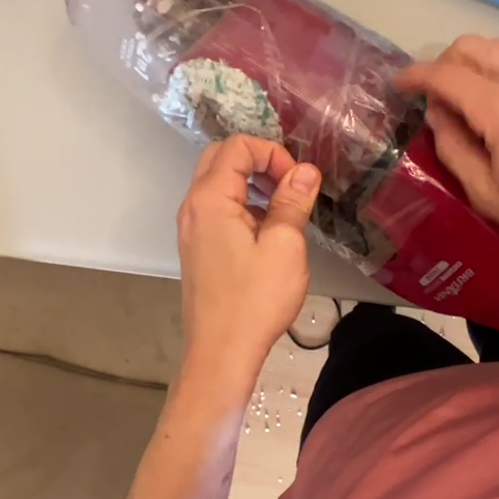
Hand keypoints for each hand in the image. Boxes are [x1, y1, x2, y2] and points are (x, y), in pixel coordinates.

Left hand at [176, 136, 321, 373]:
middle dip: (260, 162)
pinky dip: (245, 205)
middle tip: (290, 185)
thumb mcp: (284, 245)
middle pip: (222, 158)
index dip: (272, 153)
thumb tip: (306, 170)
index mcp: (209, 199)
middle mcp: (193, 206)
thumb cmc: (255, 300)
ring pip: (219, 183)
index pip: (237, 146)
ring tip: (286, 208)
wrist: (222, 352)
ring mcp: (192, 228)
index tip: (297, 182)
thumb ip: (293, 200)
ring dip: (253, 184)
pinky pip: (219, 208)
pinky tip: (270, 231)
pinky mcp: (199, 247)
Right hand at [394, 36, 498, 262]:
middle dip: (446, 62)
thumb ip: (452, 146)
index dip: (415, 76)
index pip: (445, 75)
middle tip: (436, 92)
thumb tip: (438, 114)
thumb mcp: (484, 192)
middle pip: (475, 46)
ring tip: (473, 97)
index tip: (399, 85)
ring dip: (480, 64)